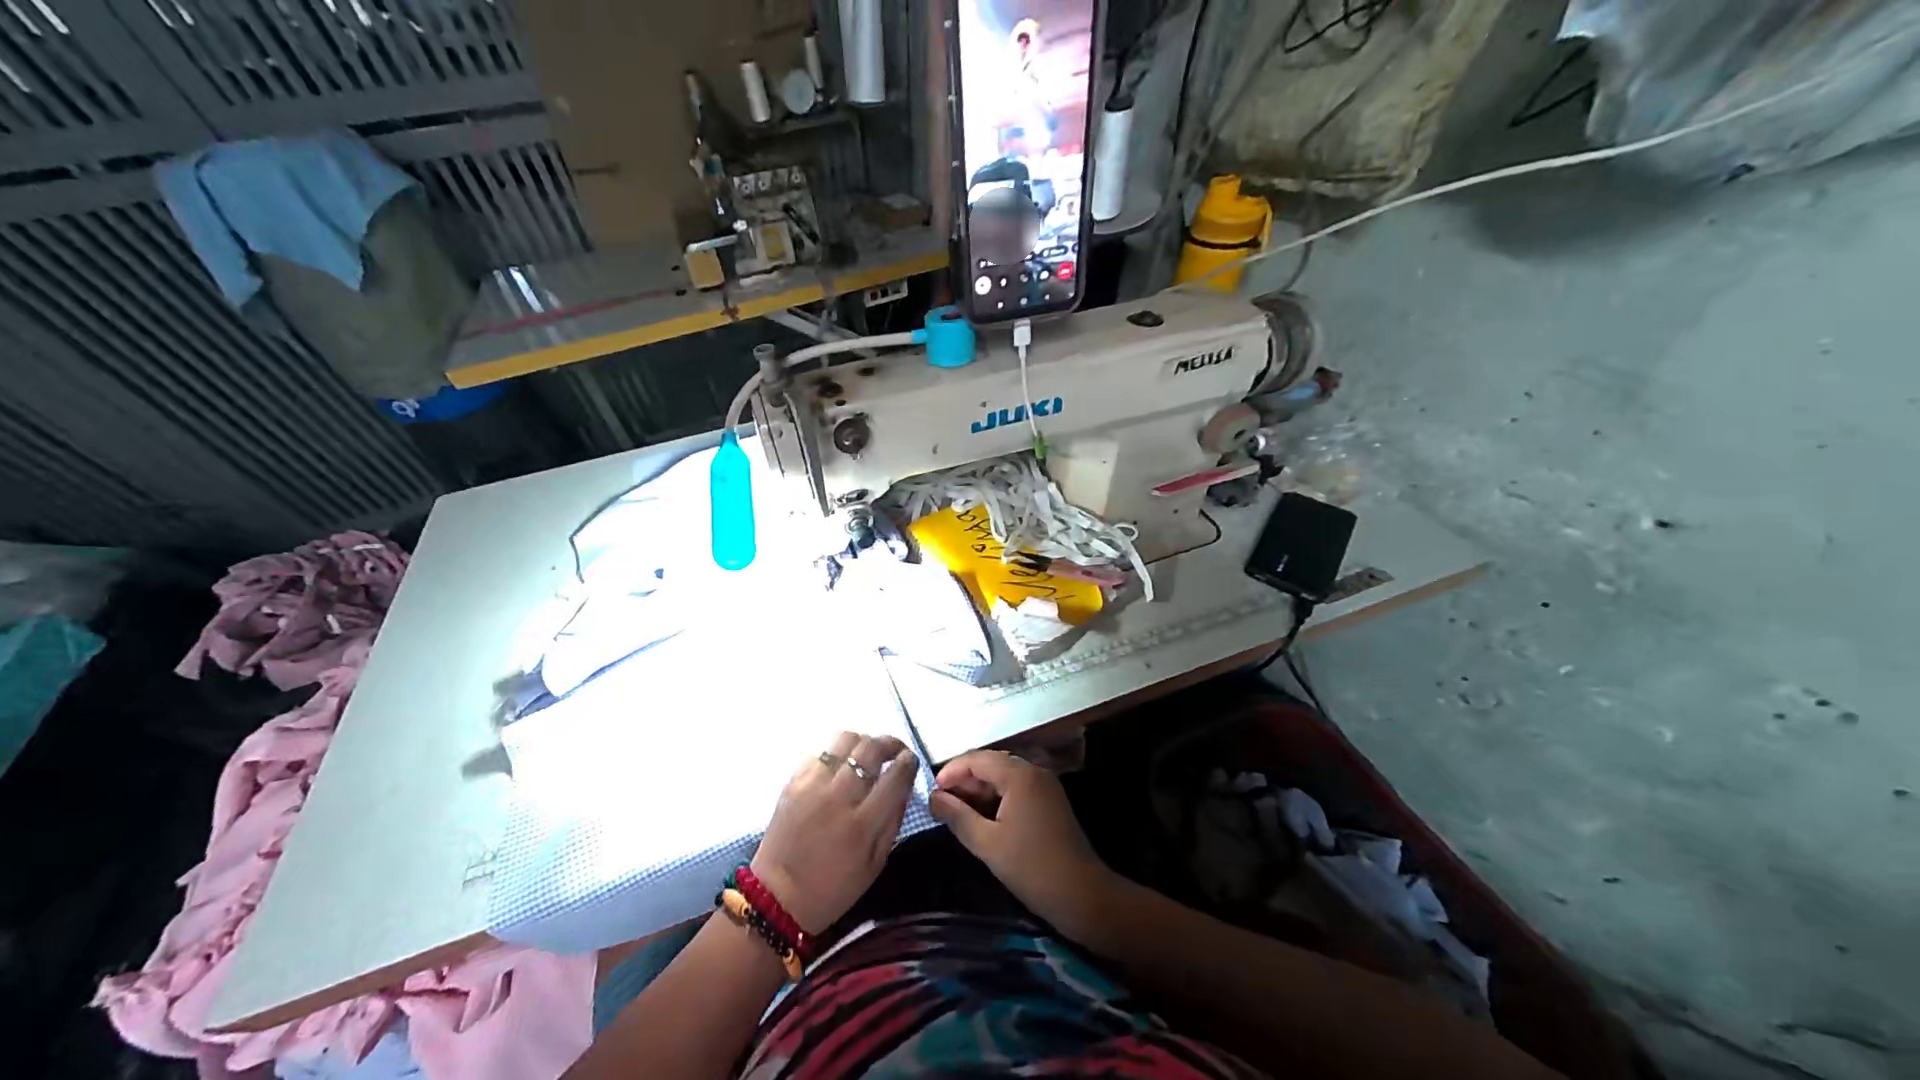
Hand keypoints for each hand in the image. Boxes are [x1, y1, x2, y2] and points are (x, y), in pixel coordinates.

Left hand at [751, 732, 916, 933]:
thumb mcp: (875, 864)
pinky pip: (821, 752)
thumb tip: (905, 786)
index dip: (909, 761)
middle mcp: (838, 796)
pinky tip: (839, 768)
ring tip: (867, 755)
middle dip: (890, 743)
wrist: (777, 898)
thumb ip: (893, 821)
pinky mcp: (793, 782)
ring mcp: (813, 785)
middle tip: (895, 751)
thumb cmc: (833, 889)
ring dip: (863, 742)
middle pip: (872, 748)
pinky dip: (836, 755)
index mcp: (862, 823)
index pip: (896, 774)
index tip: (912, 760)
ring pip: (846, 739)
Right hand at [929, 750, 1120, 941]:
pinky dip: (996, 797)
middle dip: (964, 779)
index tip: (931, 792)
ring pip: (1004, 776)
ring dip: (979, 789)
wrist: (1082, 895)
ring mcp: (1045, 786)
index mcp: (1020, 776)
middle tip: (940, 802)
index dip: (951, 771)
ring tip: (956, 810)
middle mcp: (1034, 772)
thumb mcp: (987, 844)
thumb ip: (957, 816)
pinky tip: (981, 817)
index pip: (978, 758)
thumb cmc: (1031, 867)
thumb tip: (933, 798)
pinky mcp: (1050, 802)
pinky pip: (1017, 788)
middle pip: (992, 764)